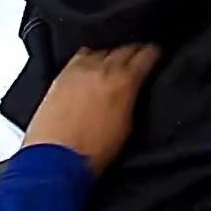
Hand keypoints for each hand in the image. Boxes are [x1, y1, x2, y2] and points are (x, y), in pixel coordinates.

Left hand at [22, 44, 160, 172]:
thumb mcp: (128, 124)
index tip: (156, 54)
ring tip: (114, 64)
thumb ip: (133, 98)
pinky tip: (91, 65)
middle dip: (136, 52)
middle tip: (139, 58)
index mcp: (125, 81)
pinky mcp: (62, 76)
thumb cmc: (92, 150)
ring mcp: (81, 70)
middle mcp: (104, 70)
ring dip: (113, 55)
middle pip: (127, 48)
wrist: (55, 162)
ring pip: (104, 50)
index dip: (155, 53)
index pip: (148, 54)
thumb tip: (135, 88)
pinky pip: (81, 55)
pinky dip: (90, 57)